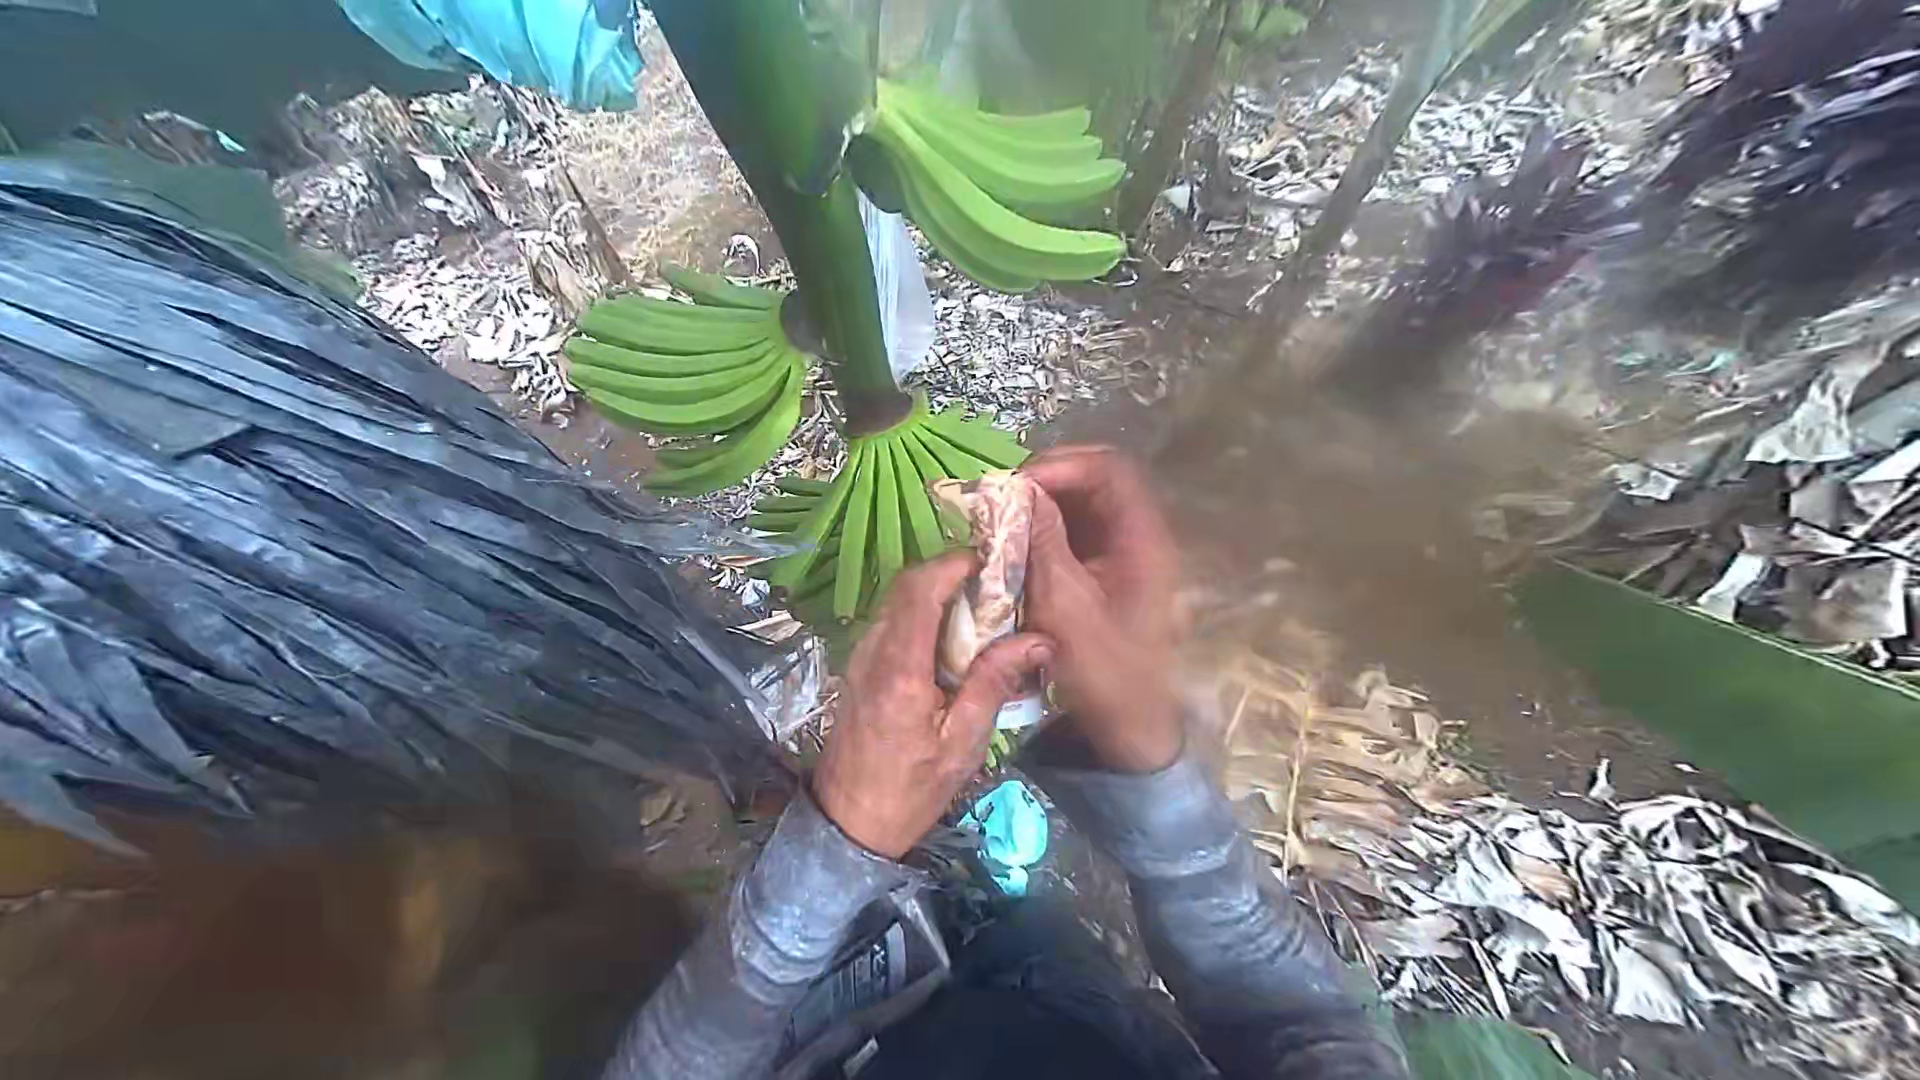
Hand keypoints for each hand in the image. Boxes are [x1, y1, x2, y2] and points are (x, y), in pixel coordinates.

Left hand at [813, 553, 1052, 858]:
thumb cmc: (911, 789)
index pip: (919, 592)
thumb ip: (993, 682)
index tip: (986, 562)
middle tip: (988, 580)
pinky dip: (919, 610)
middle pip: (905, 586)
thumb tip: (1037, 639)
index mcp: (900, 669)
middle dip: (946, 571)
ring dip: (933, 589)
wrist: (848, 820)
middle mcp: (873, 651)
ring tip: (974, 602)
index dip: (951, 565)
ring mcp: (860, 656)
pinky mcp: (859, 665)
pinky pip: (890, 620)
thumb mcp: (962, 743)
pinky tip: (947, 632)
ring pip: (895, 599)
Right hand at [1022, 446, 1183, 771]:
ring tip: (1005, 517)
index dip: (1061, 464)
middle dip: (1048, 480)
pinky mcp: (1111, 567)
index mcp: (1144, 539)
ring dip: (1044, 503)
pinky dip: (1047, 527)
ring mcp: (1127, 550)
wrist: (1132, 723)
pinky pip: (1078, 529)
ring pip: (1085, 502)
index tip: (1015, 485)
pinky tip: (1020, 541)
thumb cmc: (1105, 672)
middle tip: (1005, 498)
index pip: (1110, 469)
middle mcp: (1141, 534)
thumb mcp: (1064, 606)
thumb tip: (1016, 491)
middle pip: (1098, 479)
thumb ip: (1041, 544)